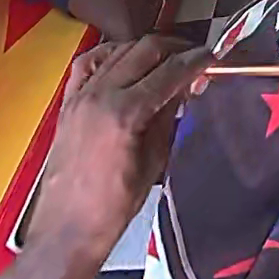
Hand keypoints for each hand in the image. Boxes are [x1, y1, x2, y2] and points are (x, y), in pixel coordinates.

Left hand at [27, 36, 210, 263]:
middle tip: (193, 57)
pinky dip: (112, 53)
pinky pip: (90, 61)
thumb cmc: (114, 206)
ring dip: (147, 49)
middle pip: (145, 49)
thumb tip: (188, 85)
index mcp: (125, 112)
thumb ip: (170, 115)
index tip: (212, 56)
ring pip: (120, 49)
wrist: (66, 230)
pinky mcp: (68, 100)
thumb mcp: (154, 160)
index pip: (169, 71)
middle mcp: (100, 94)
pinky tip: (126, 59)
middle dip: (175, 48)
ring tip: (166, 59)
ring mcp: (81, 94)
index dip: (195, 60)